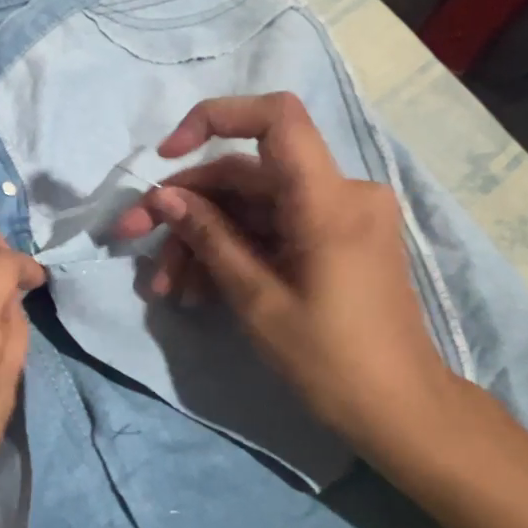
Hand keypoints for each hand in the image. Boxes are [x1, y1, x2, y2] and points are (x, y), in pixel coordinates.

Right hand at [114, 93, 457, 445]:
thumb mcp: (256, 298)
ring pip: (249, 206)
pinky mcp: (331, 239)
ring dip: (200, 239)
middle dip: (184, 207)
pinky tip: (196, 290)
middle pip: (244, 175)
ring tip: (166, 288)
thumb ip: (210, 238)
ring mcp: (337, 217)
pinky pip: (269, 228)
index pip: (276, 119)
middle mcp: (340, 194)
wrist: (396, 408)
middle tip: (130, 239)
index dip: (214, 119)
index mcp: (329, 201)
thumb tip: (164, 197)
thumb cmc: (328, 358)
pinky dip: (230, 251)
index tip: (166, 157)